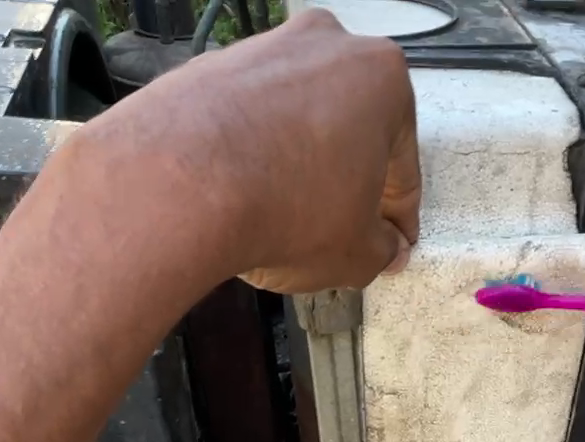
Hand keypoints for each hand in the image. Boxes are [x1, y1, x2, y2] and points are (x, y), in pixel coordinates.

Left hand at [47, 10, 419, 293]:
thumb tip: (385, 249)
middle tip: (345, 234)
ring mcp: (265, 49)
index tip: (390, 245)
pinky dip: (258, 157)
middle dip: (351, 184)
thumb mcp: (358, 253)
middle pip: (352, 132)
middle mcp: (327, 45)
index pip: (402, 165)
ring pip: (301, 122)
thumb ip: (383, 251)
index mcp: (381, 79)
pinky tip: (251, 201)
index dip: (399, 218)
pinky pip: (252, 121)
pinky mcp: (212, 67)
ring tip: (291, 222)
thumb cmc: (290, 210)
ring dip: (304, 169)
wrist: (182, 185)